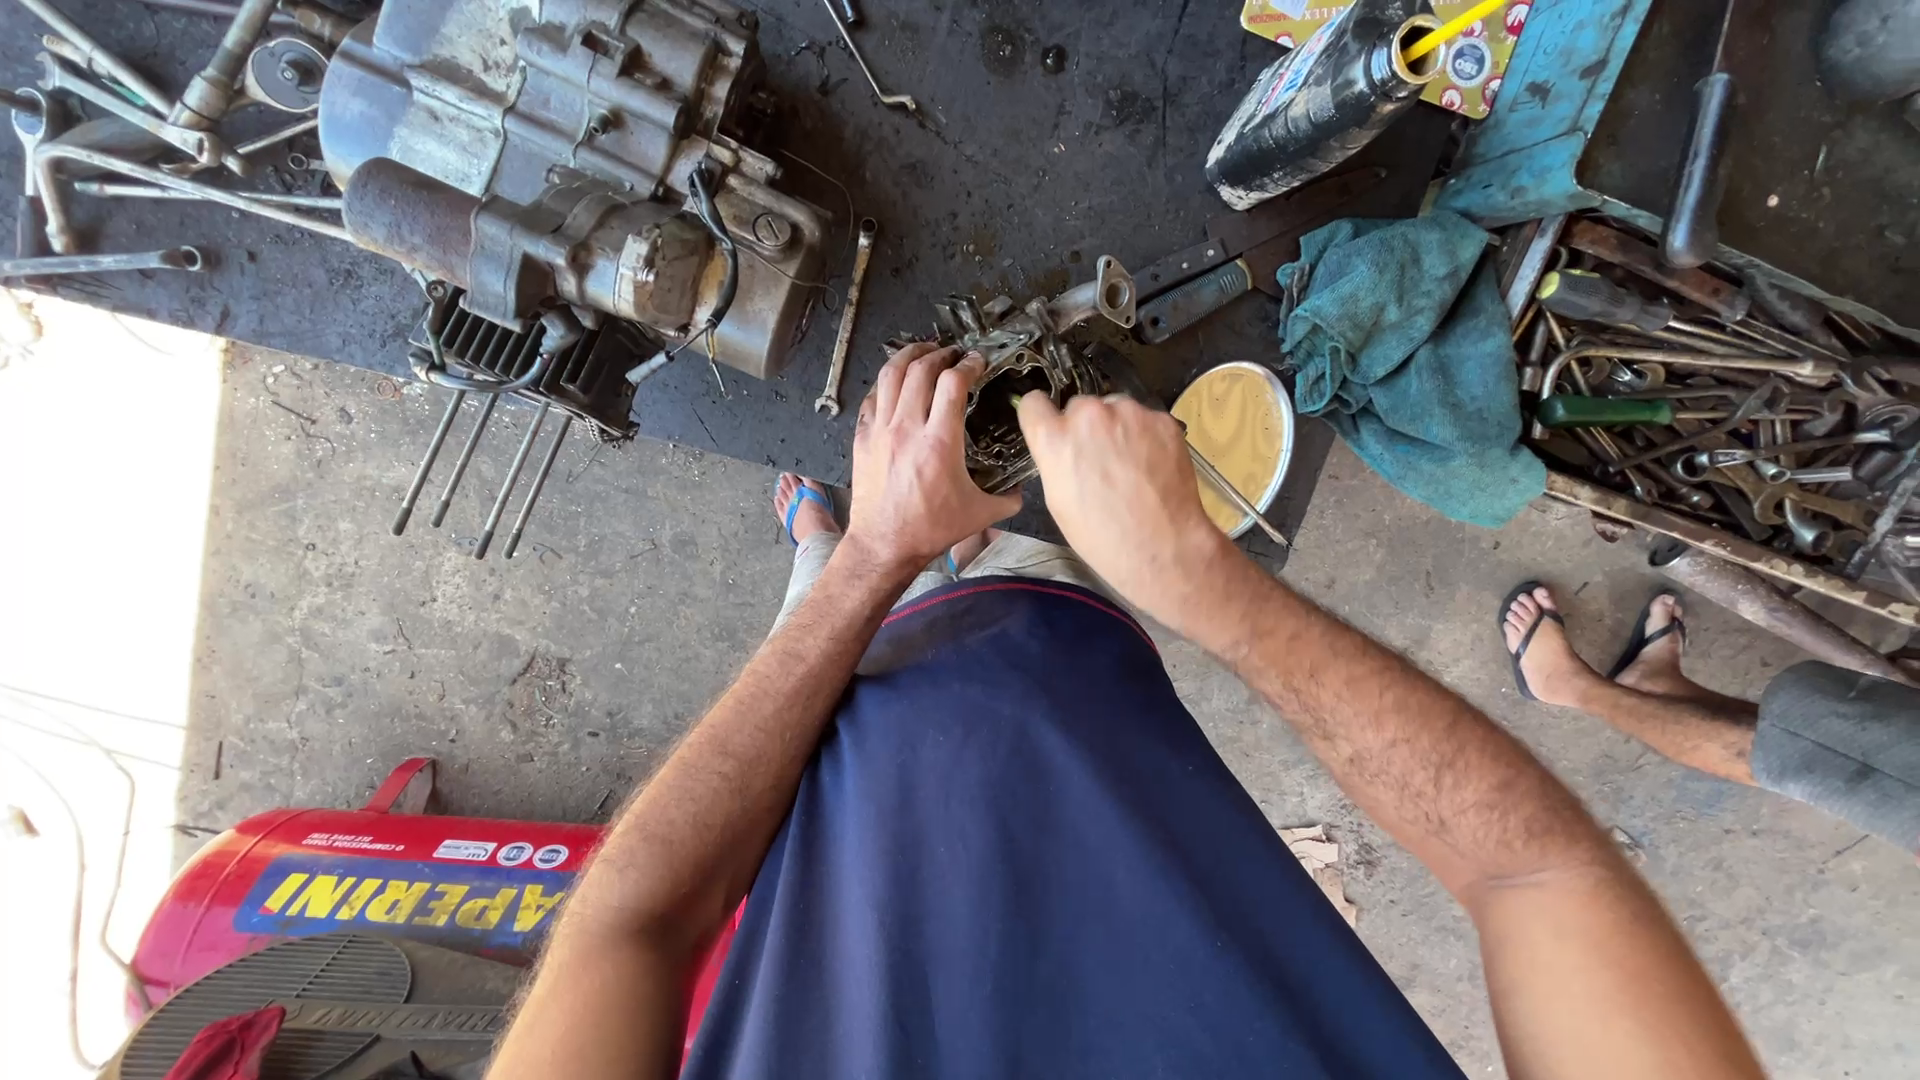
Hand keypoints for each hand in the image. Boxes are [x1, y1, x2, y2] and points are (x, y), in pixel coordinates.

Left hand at [844, 343, 1023, 575]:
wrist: (885, 544)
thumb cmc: (930, 529)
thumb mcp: (980, 514)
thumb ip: (1008, 498)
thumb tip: (1022, 489)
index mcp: (940, 442)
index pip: (954, 382)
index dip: (968, 365)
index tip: (977, 363)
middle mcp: (907, 428)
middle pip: (921, 369)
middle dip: (940, 354)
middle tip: (952, 354)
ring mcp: (881, 431)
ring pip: (890, 374)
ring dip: (909, 356)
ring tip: (923, 351)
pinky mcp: (863, 439)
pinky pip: (872, 397)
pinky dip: (885, 383)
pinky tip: (896, 383)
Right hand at [1018, 391, 1248, 633]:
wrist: (1161, 545)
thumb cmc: (1102, 535)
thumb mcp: (1058, 500)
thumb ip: (1055, 460)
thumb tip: (1063, 447)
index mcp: (1054, 438)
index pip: (1034, 403)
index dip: (1042, 416)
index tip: (1051, 426)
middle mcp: (1089, 415)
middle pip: (1080, 406)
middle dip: (1086, 427)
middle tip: (1100, 459)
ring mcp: (1129, 413)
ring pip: (1116, 409)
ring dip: (1118, 428)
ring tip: (1130, 465)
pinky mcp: (1162, 419)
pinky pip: (1146, 419)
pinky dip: (1147, 435)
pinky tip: (1152, 466)